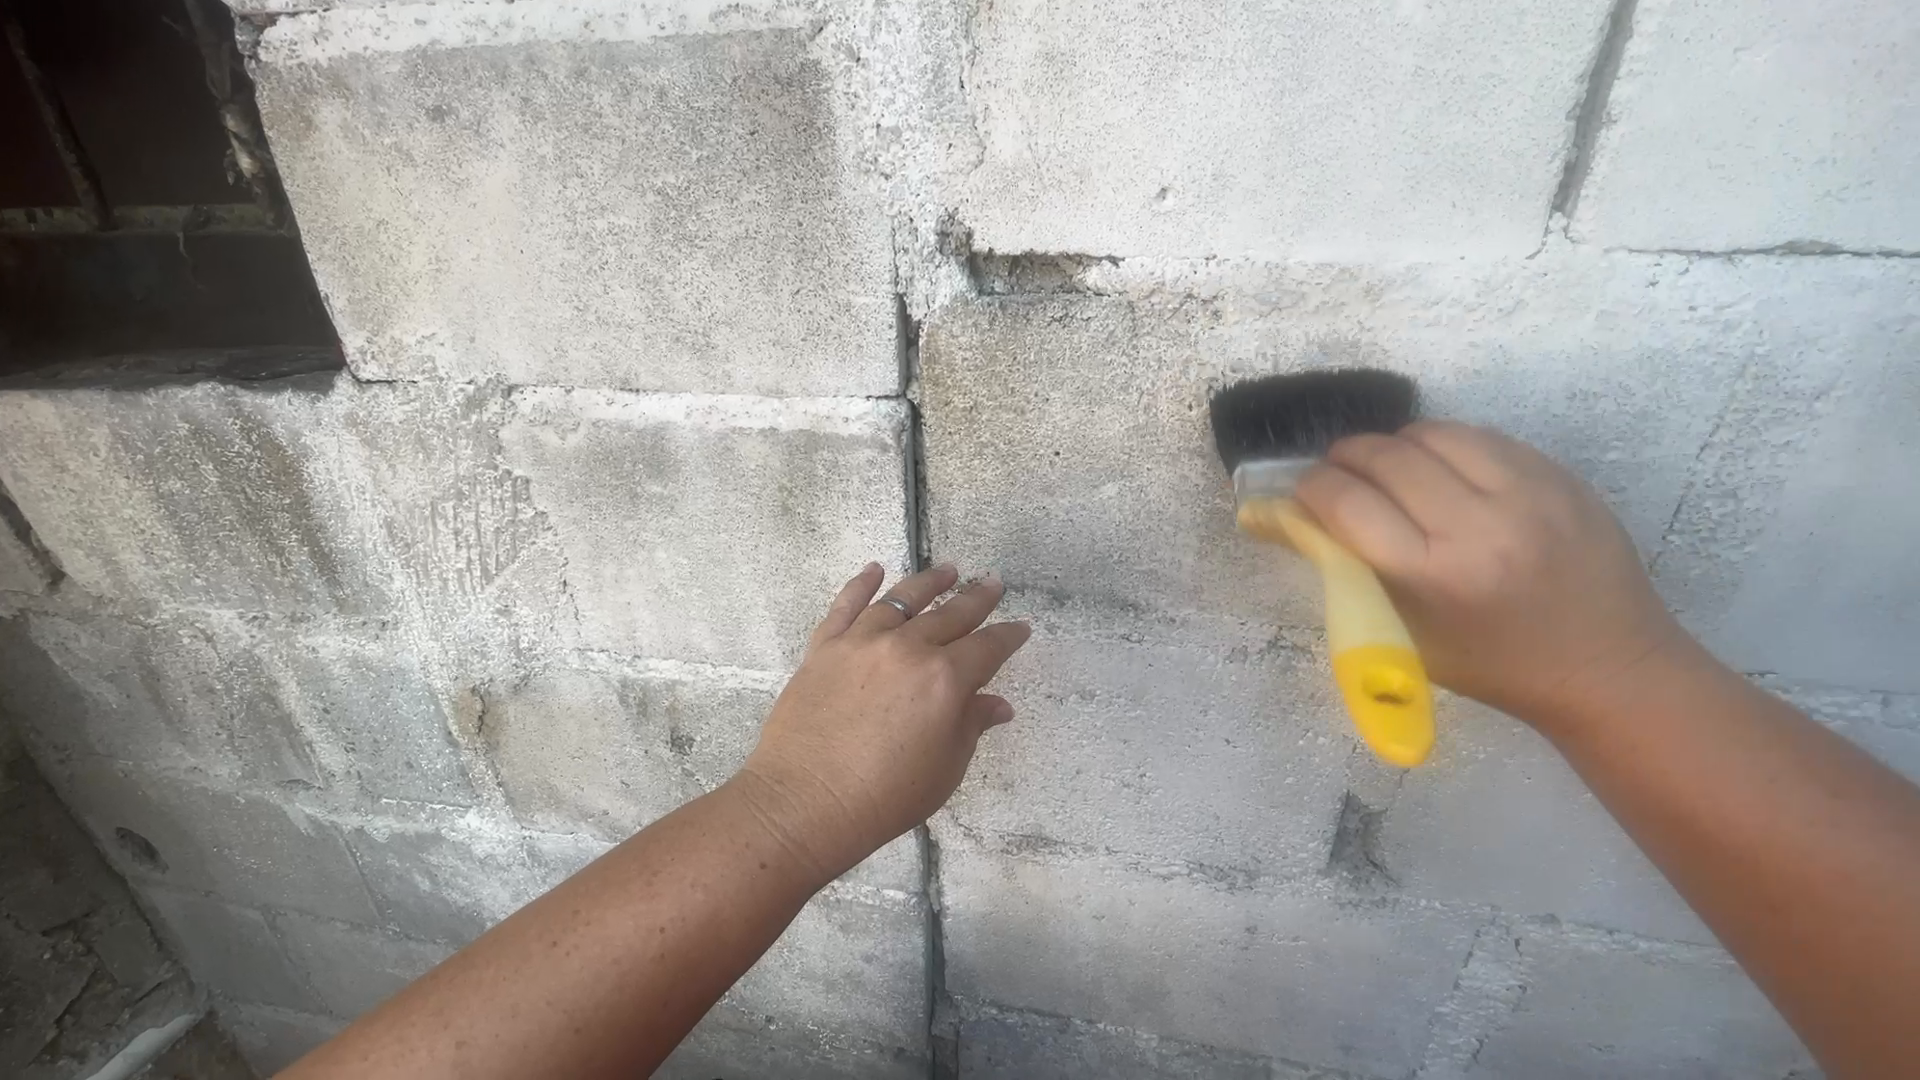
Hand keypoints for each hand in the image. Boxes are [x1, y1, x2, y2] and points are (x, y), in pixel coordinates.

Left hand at [734, 563, 1031, 882]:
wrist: (805, 803)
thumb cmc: (884, 797)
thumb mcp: (945, 768)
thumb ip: (972, 726)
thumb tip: (998, 704)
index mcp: (945, 680)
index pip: (987, 649)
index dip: (1008, 637)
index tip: (1020, 627)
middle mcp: (908, 649)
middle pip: (950, 615)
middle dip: (977, 599)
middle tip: (993, 583)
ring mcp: (863, 642)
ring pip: (902, 600)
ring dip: (929, 582)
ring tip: (948, 570)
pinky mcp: (825, 646)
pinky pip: (846, 605)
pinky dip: (862, 583)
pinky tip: (875, 569)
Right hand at [1294, 421, 1698, 731]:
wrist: (1609, 669)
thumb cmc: (1488, 666)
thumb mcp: (1400, 631)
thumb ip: (1340, 568)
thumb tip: (1275, 518)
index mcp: (1435, 575)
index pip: (1347, 503)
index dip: (1311, 488)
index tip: (1302, 493)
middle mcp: (1482, 525)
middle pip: (1386, 457)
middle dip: (1344, 458)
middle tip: (1335, 474)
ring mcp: (1530, 494)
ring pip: (1433, 434)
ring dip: (1393, 445)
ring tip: (1386, 468)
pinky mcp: (1561, 478)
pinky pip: (1481, 436)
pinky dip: (1442, 445)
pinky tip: (1437, 469)